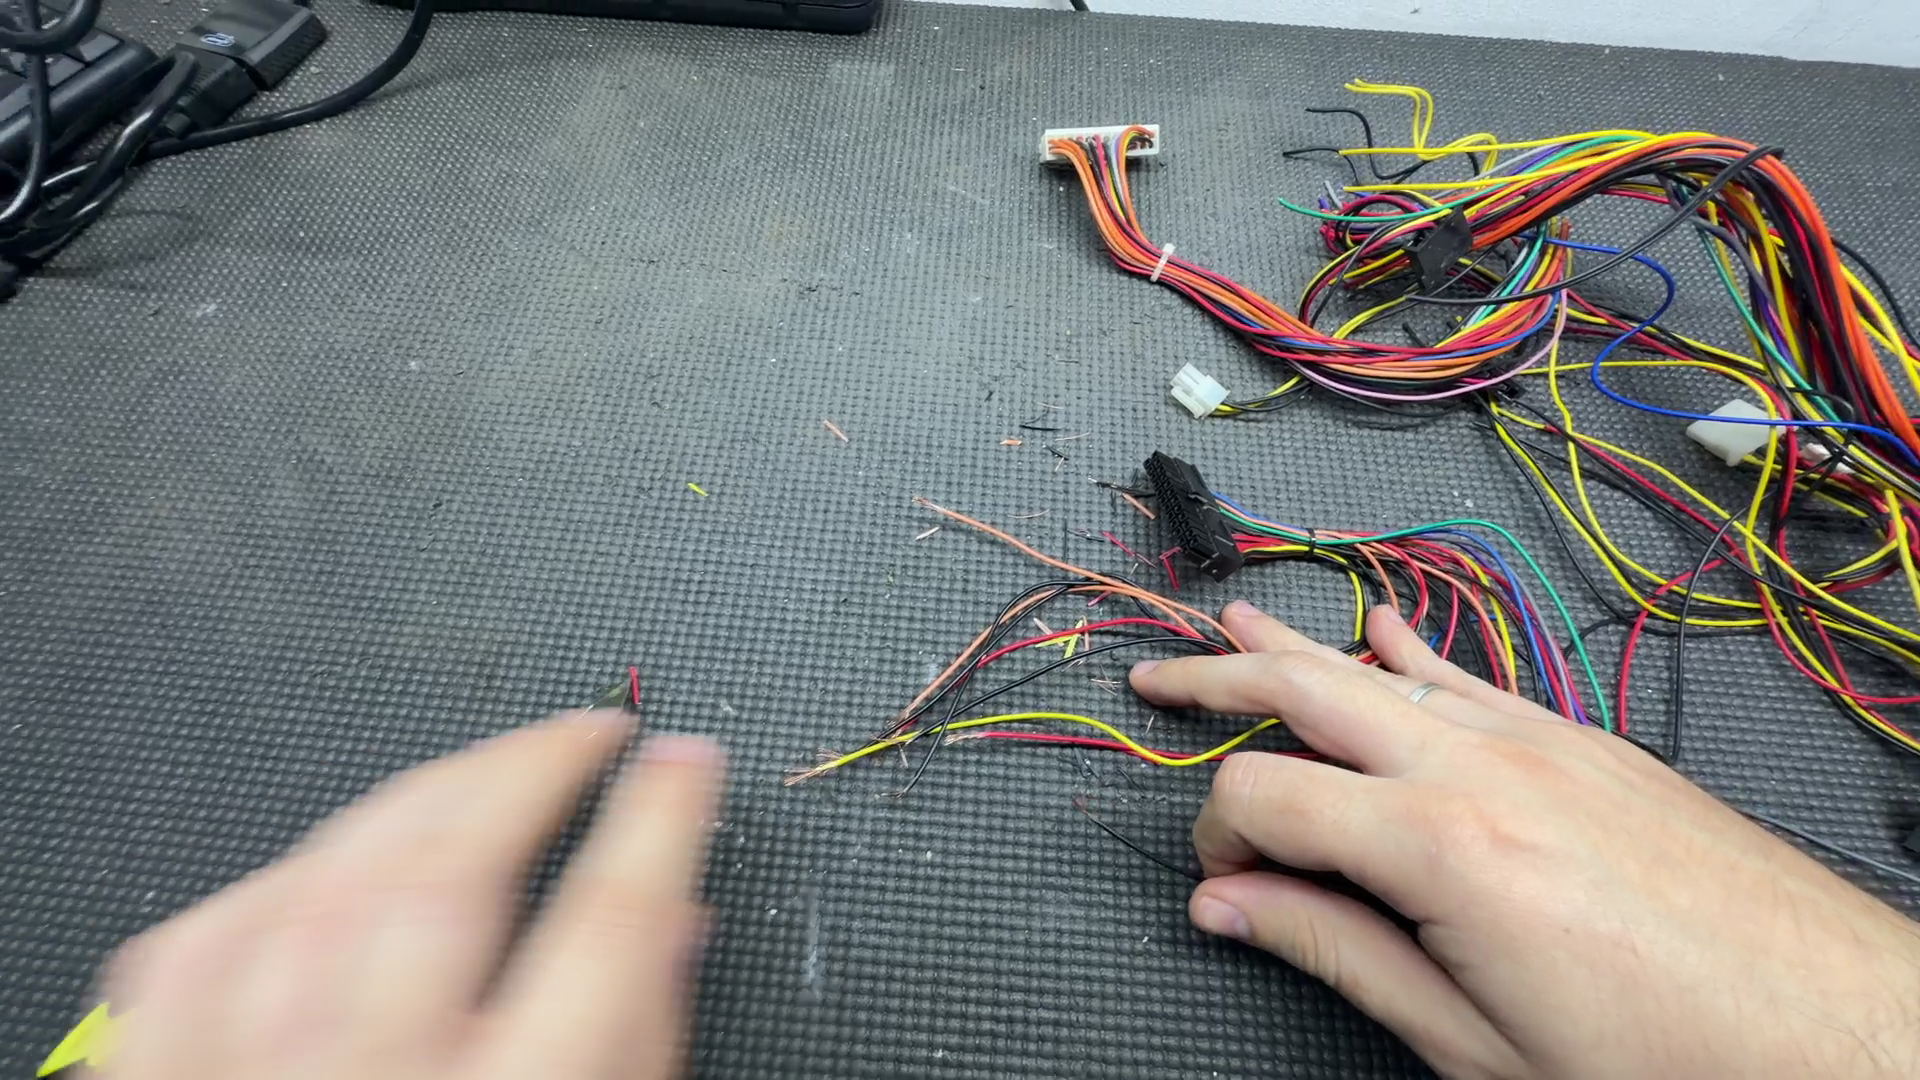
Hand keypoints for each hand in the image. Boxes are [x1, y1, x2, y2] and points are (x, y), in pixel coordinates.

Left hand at [98, 712, 724, 1079]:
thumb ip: (647, 1034)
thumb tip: (681, 915)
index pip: (611, 929)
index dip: (663, 817)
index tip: (688, 756)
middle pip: (451, 882)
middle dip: (539, 768)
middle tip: (595, 728)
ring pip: (327, 891)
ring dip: (435, 792)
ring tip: (502, 759)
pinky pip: (203, 949)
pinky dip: (300, 868)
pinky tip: (369, 841)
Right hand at [1132, 600, 1919, 1079]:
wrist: (1884, 1052)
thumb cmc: (1672, 1071)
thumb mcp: (1474, 1040)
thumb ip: (1329, 947)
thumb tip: (1221, 906)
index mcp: (1437, 844)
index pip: (1265, 796)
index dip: (1218, 831)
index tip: (1217, 873)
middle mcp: (1473, 764)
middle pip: (1299, 688)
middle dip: (1213, 676)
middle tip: (1155, 673)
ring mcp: (1530, 738)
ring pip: (1372, 665)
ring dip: (1290, 644)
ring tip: (1232, 619)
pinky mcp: (1579, 739)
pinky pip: (1466, 674)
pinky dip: (1405, 650)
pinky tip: (1376, 627)